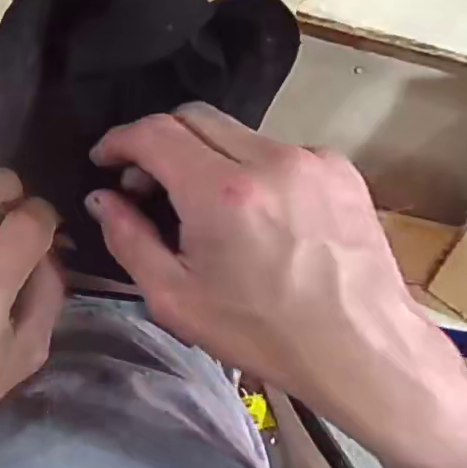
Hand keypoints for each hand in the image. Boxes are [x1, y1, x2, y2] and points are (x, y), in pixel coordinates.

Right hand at [83, 104, 466, 463]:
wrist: (364, 350)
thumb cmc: (262, 333)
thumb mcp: (175, 298)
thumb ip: (128, 239)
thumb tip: (102, 198)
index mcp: (221, 191)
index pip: (154, 132)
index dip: (119, 140)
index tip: (104, 160)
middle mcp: (267, 158)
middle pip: (191, 116)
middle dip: (156, 141)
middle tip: (144, 185)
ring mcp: (309, 157)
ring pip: (232, 132)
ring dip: (201, 155)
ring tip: (199, 205)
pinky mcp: (337, 167)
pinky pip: (273, 149)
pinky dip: (246, 167)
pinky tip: (252, 212)